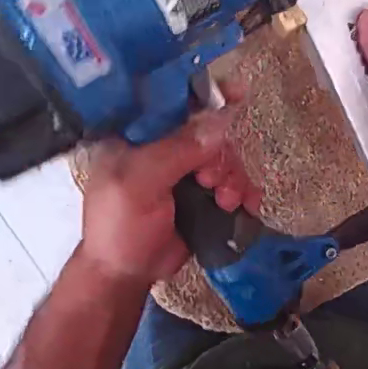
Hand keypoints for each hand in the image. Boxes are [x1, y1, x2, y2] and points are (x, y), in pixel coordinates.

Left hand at [75, 110, 261, 291]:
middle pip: (208, 132)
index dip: (205, 95)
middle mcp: (162, 146)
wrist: (127, 276)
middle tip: (213, 183)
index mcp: (136, 135)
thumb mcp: (139, 185)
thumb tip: (220, 124)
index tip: (237, 93)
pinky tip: (247, 206)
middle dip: (220, 157)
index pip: (172, 101)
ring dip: (233, 178)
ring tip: (228, 202)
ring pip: (223, 157)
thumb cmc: (119, 227)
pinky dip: (244, 192)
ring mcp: (184, 171)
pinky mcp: (201, 194)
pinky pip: (231, 182)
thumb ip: (176, 152)